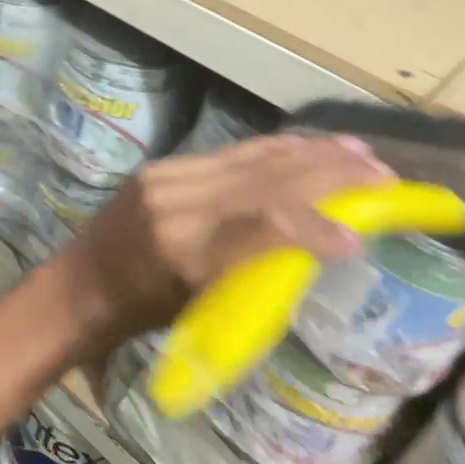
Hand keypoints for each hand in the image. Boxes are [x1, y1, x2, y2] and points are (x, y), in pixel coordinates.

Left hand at [45, 133, 395, 360]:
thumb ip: (253, 270)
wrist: (79, 285)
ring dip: (311, 153)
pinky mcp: (162, 167)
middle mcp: (178, 206)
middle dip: (332, 174)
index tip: (360, 236)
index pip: (266, 225)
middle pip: (268, 180)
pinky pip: (229, 154)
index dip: (318, 226)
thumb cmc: (142, 315)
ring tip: (360, 152)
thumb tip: (314, 242)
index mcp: (186, 255)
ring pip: (253, 158)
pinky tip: (306, 148)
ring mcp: (167, 179)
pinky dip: (274, 151)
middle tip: (385, 176)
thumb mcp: (202, 308)